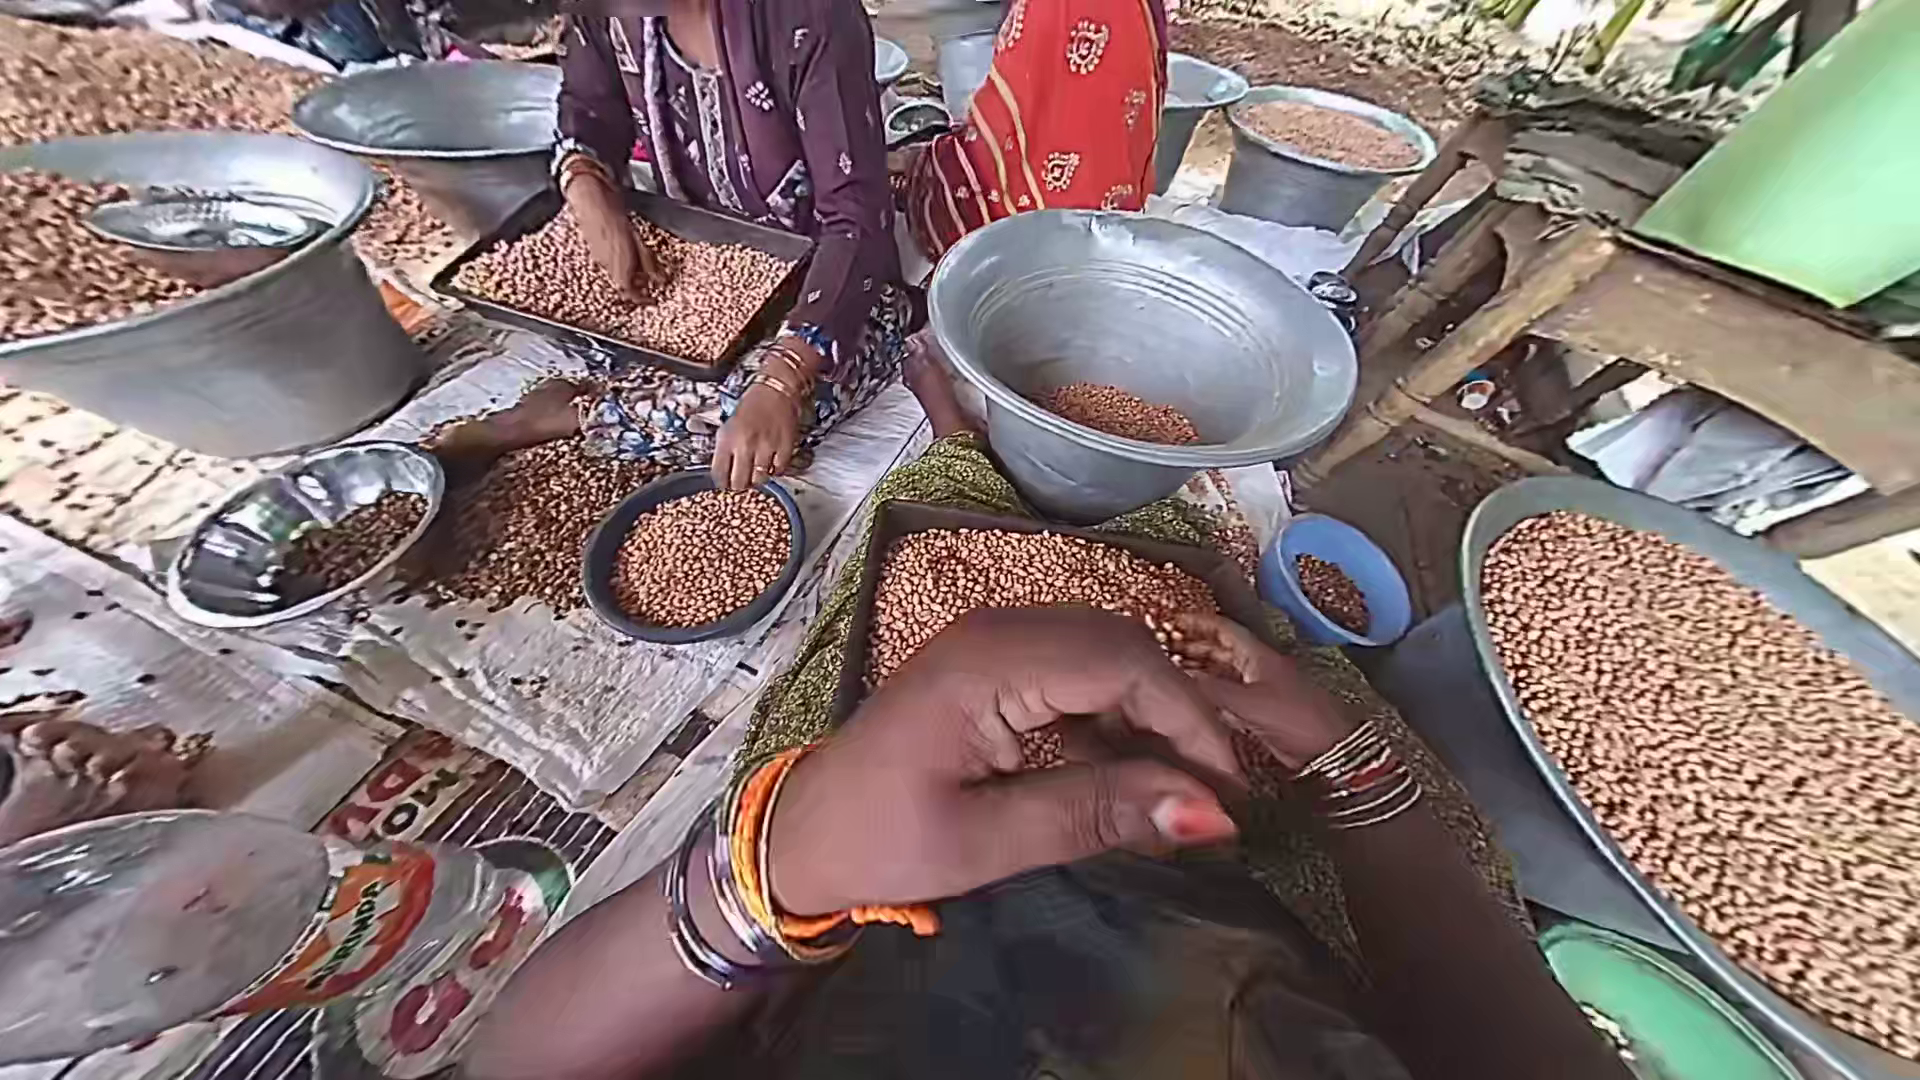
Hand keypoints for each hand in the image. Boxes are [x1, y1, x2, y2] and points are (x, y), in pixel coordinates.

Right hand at [563, 170, 657, 299]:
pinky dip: (621, 268)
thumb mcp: (640, 245)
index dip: (643, 300)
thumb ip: (649, 265)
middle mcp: (607, 268)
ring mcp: (599, 260)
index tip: (652, 300)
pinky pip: (610, 267)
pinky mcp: (595, 252)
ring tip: (640, 270)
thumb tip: (660, 281)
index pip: (631, 294)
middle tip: (648, 285)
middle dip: (637, 289)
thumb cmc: (617, 220)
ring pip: (617, 277)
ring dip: (629, 278)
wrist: (592, 202)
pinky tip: (627, 258)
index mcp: (620, 268)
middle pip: (623, 287)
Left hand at [712, 383, 801, 490]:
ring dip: (758, 478)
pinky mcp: (784, 448)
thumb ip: (726, 447)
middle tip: (743, 481)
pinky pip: (778, 470)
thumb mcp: (729, 424)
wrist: (776, 391)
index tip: (726, 484)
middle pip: (739, 482)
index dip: (722, 483)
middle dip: (740, 485)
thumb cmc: (752, 405)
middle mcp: (745, 445)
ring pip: (760, 479)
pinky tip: (772, 462)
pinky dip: (775, 470)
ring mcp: (766, 448)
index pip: (719, 473)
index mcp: (727, 438)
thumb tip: (726, 469)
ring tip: (758, 472)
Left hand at [767, 607, 1246, 916]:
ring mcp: (992, 638)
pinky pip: (1072, 667)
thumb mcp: (987, 840)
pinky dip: (1109, 711)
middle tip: (1207, 793)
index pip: (1120, 660)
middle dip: (1175, 711)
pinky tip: (1120, 764)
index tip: (1226, 791)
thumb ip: (1095, 814)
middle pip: (1117, 643)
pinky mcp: (992, 659)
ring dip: (1145, 711)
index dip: (1187, 718)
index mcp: (986, 662)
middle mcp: (994, 629)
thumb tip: (1209, 813)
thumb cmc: (883, 838)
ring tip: (1172, 784)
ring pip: (1101, 651)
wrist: (811, 825)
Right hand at [1170, 613, 1356, 770]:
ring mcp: (1259, 689)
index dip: (1199, 622)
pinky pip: (1226, 693)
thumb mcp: (1248, 703)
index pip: (1224, 629)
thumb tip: (1177, 679)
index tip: (1173, 620)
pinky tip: (1191, 696)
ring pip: (1221, 671)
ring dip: (1198, 668)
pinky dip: (1207, 691)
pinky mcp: (1259, 711)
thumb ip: (1211, 690)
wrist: (1332, 754)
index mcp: (1259, 656)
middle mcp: (1257, 667)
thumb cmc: (1296, 721)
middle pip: (1220, 649)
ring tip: (1171, 669)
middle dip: (1192, 645)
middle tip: (1164, 647)